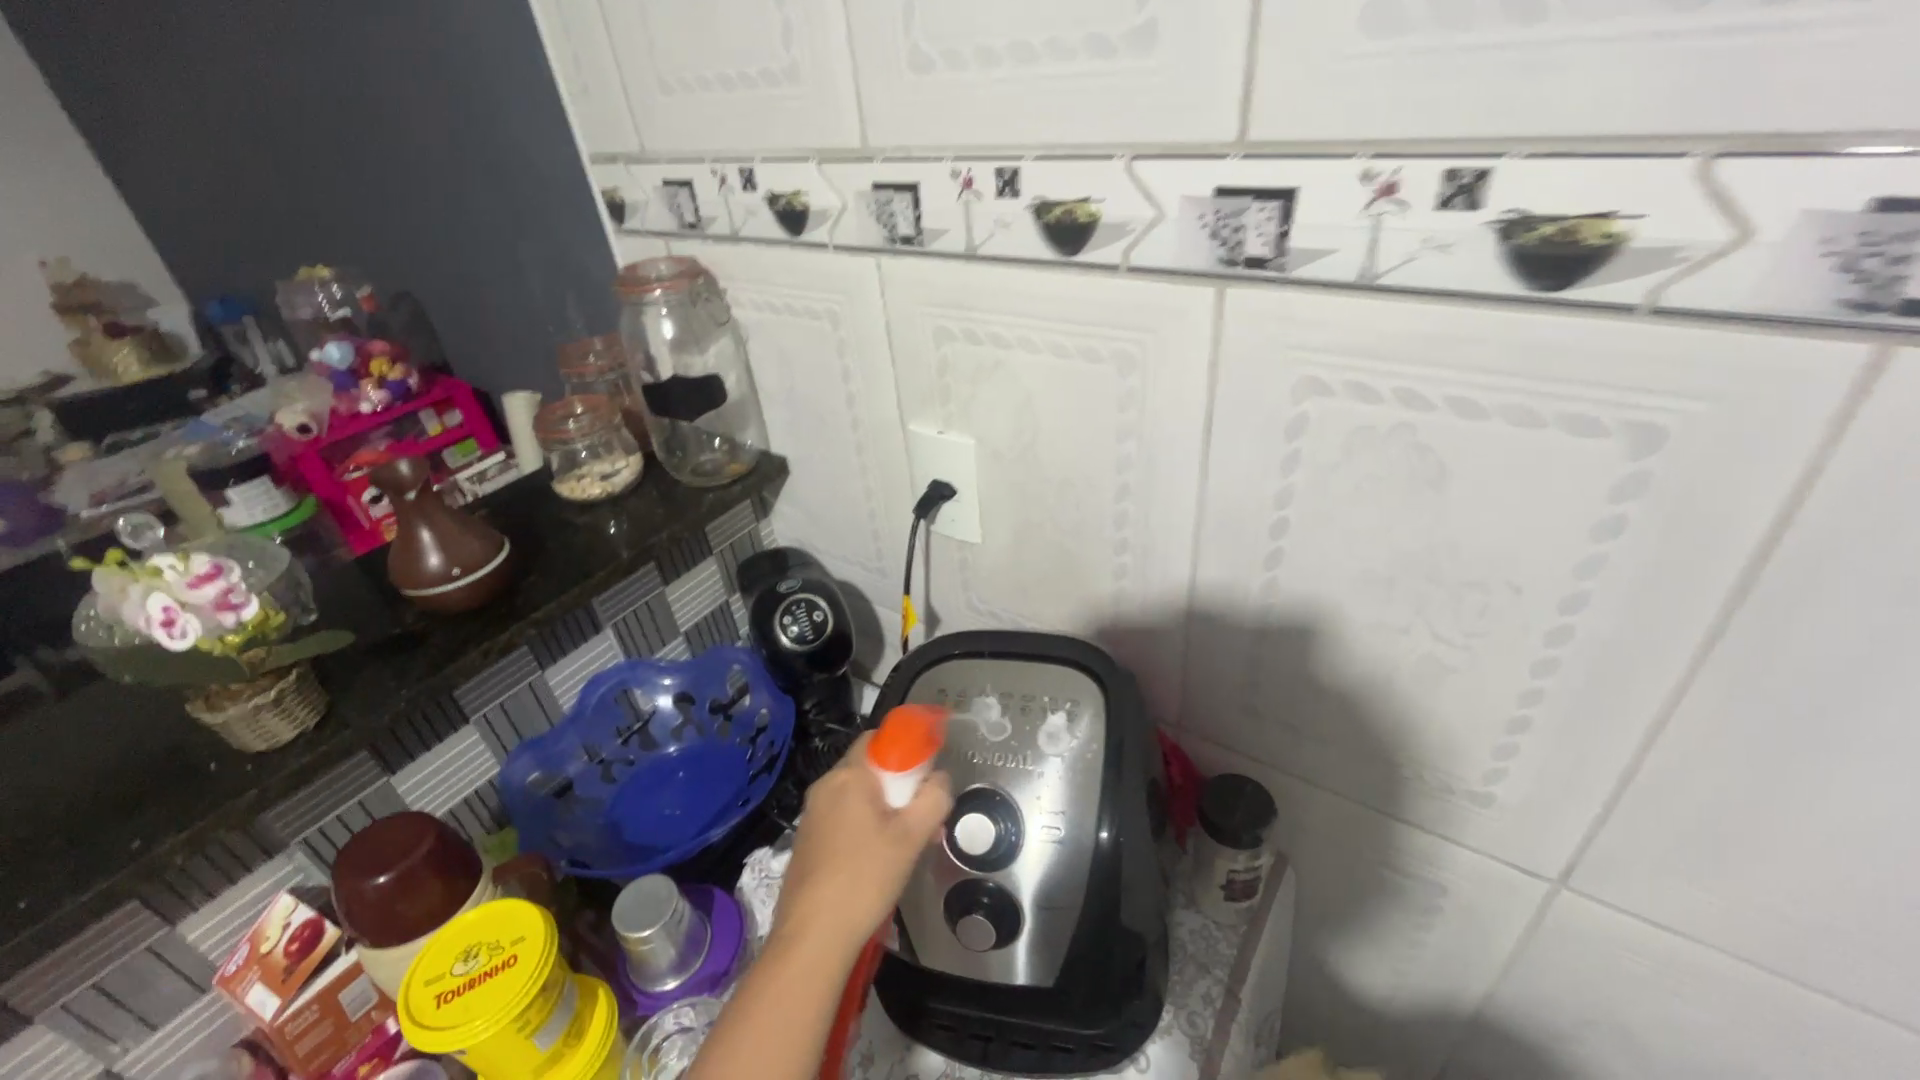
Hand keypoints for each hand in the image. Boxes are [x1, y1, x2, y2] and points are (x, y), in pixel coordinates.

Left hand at [770, 734, 952, 962]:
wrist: (813, 935)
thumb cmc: (865, 879)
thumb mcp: (912, 837)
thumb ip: (934, 799)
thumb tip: (940, 779)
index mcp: (848, 776)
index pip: (878, 738)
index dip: (907, 749)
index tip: (928, 776)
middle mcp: (824, 786)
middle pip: (869, 768)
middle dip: (900, 786)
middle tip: (924, 816)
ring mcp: (812, 814)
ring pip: (857, 796)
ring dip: (885, 810)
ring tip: (907, 844)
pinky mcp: (807, 841)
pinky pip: (843, 818)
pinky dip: (865, 827)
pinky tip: (879, 860)